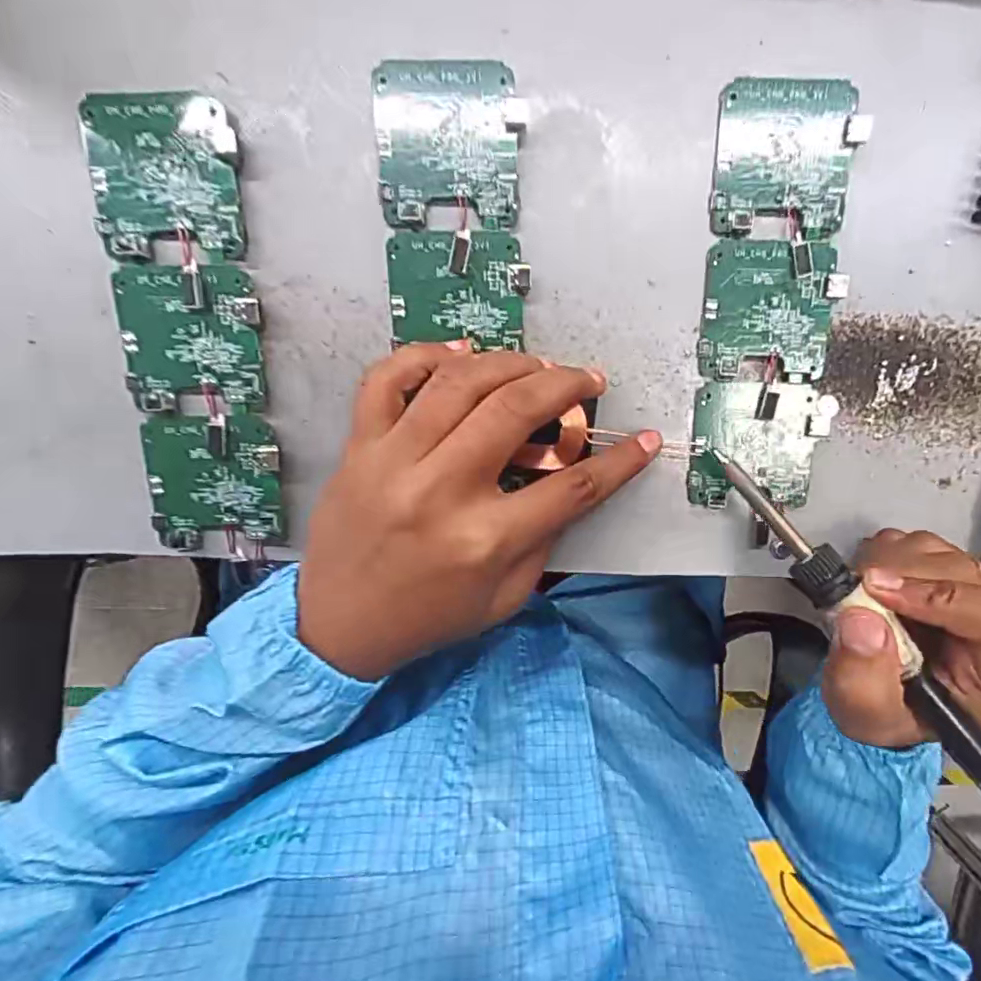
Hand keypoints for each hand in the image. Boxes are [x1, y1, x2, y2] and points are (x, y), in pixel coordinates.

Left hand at [297, 342, 661, 680]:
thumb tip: (572, 483)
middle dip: (564, 386)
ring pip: (457, 383)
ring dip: (508, 362)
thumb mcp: (502, 599)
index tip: (642, 440)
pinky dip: (423, 355)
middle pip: (514, 412)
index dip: (619, 462)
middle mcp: (440, 491)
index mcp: (483, 540)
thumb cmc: (427, 618)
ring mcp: (392, 462)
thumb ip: (542, 541)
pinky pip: (385, 380)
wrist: (338, 625)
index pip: (572, 488)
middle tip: (586, 381)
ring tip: (535, 366)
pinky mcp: (359, 448)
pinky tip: (458, 355)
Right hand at [821, 529, 980, 747]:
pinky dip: (886, 554)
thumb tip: (860, 619)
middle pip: (974, 579)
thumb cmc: (886, 718)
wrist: (875, 700)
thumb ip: (862, 681)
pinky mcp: (949, 575)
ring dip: (891, 562)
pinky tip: (868, 580)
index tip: (882, 591)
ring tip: (858, 589)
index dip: (950, 598)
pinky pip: (923, 546)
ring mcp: (980, 597)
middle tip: (856, 585)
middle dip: (907, 575)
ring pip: (946, 555)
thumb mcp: (866, 717)